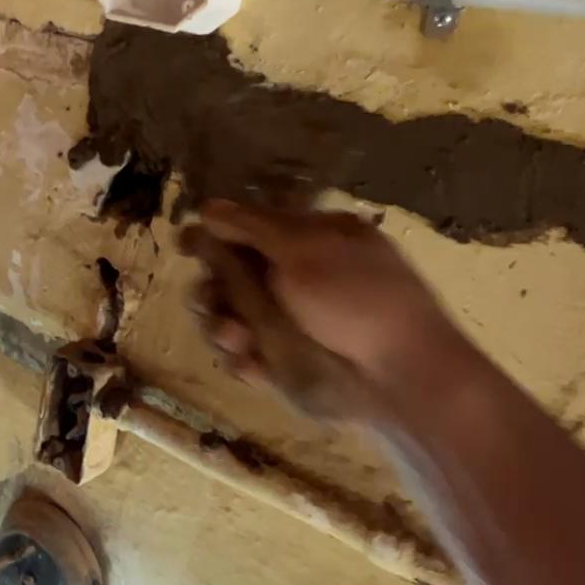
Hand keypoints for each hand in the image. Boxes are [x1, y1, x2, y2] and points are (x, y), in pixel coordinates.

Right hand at [183, 200, 471, 416]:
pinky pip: (247, 356)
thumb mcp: (305, 251)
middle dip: (214, 290)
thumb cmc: (357, 299)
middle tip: (208, 300)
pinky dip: (245, 360)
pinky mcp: (286, 362)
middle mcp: (296, 278)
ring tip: (235, 339)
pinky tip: (253, 366)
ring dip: (223, 326)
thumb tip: (208, 208)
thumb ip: (252, 228)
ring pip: (232, 318)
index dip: (216, 236)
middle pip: (231, 277)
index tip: (186, 243)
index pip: (250, 230)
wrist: (397, 377)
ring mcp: (290, 323)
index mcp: (310, 241)